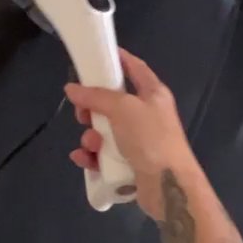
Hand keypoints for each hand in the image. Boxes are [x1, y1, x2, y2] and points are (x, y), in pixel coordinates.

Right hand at [66, 49, 199, 218]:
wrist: (170, 187)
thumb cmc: (151, 138)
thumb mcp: (122, 108)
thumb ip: (95, 96)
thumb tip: (72, 88)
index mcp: (152, 93)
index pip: (135, 67)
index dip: (118, 59)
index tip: (96, 55)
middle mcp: (147, 114)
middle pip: (113, 102)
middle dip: (92, 108)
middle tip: (82, 114)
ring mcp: (140, 140)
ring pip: (106, 130)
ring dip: (91, 136)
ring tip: (90, 145)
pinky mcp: (132, 163)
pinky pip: (105, 154)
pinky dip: (93, 156)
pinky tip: (84, 159)